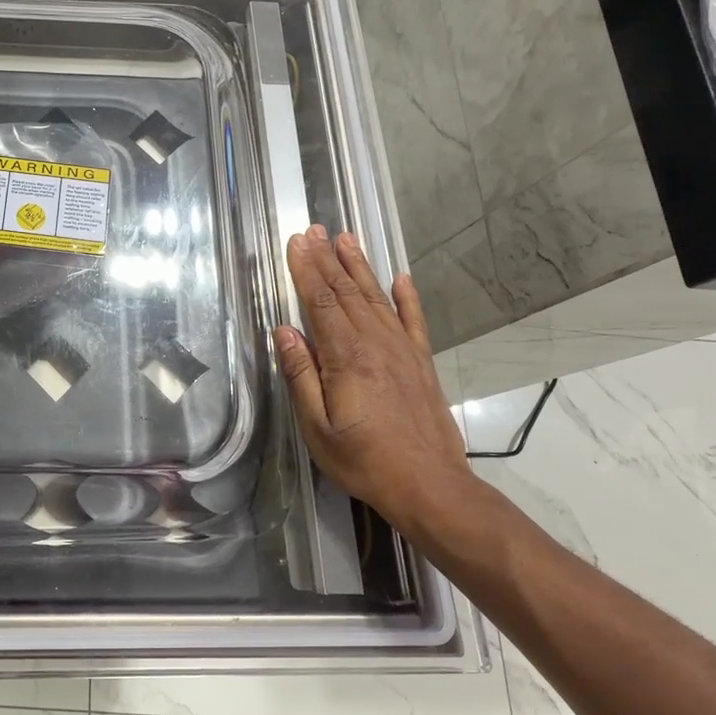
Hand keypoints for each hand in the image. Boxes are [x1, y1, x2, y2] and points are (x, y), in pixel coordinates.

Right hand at [272, 226, 471, 529]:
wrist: (430, 484)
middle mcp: (375, 344)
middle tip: (314, 230)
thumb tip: (285, 332)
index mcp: (346, 357)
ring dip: (359, 267)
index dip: (306, 270)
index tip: (295, 242)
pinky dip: (406, 297)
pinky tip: (400, 278)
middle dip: (327, 259)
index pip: (320, 302)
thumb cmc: (363, 460)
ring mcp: (402, 351)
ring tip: (346, 239)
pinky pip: (413, 321)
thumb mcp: (317, 427)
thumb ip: (301, 376)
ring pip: (376, 298)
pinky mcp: (421, 363)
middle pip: (346, 292)